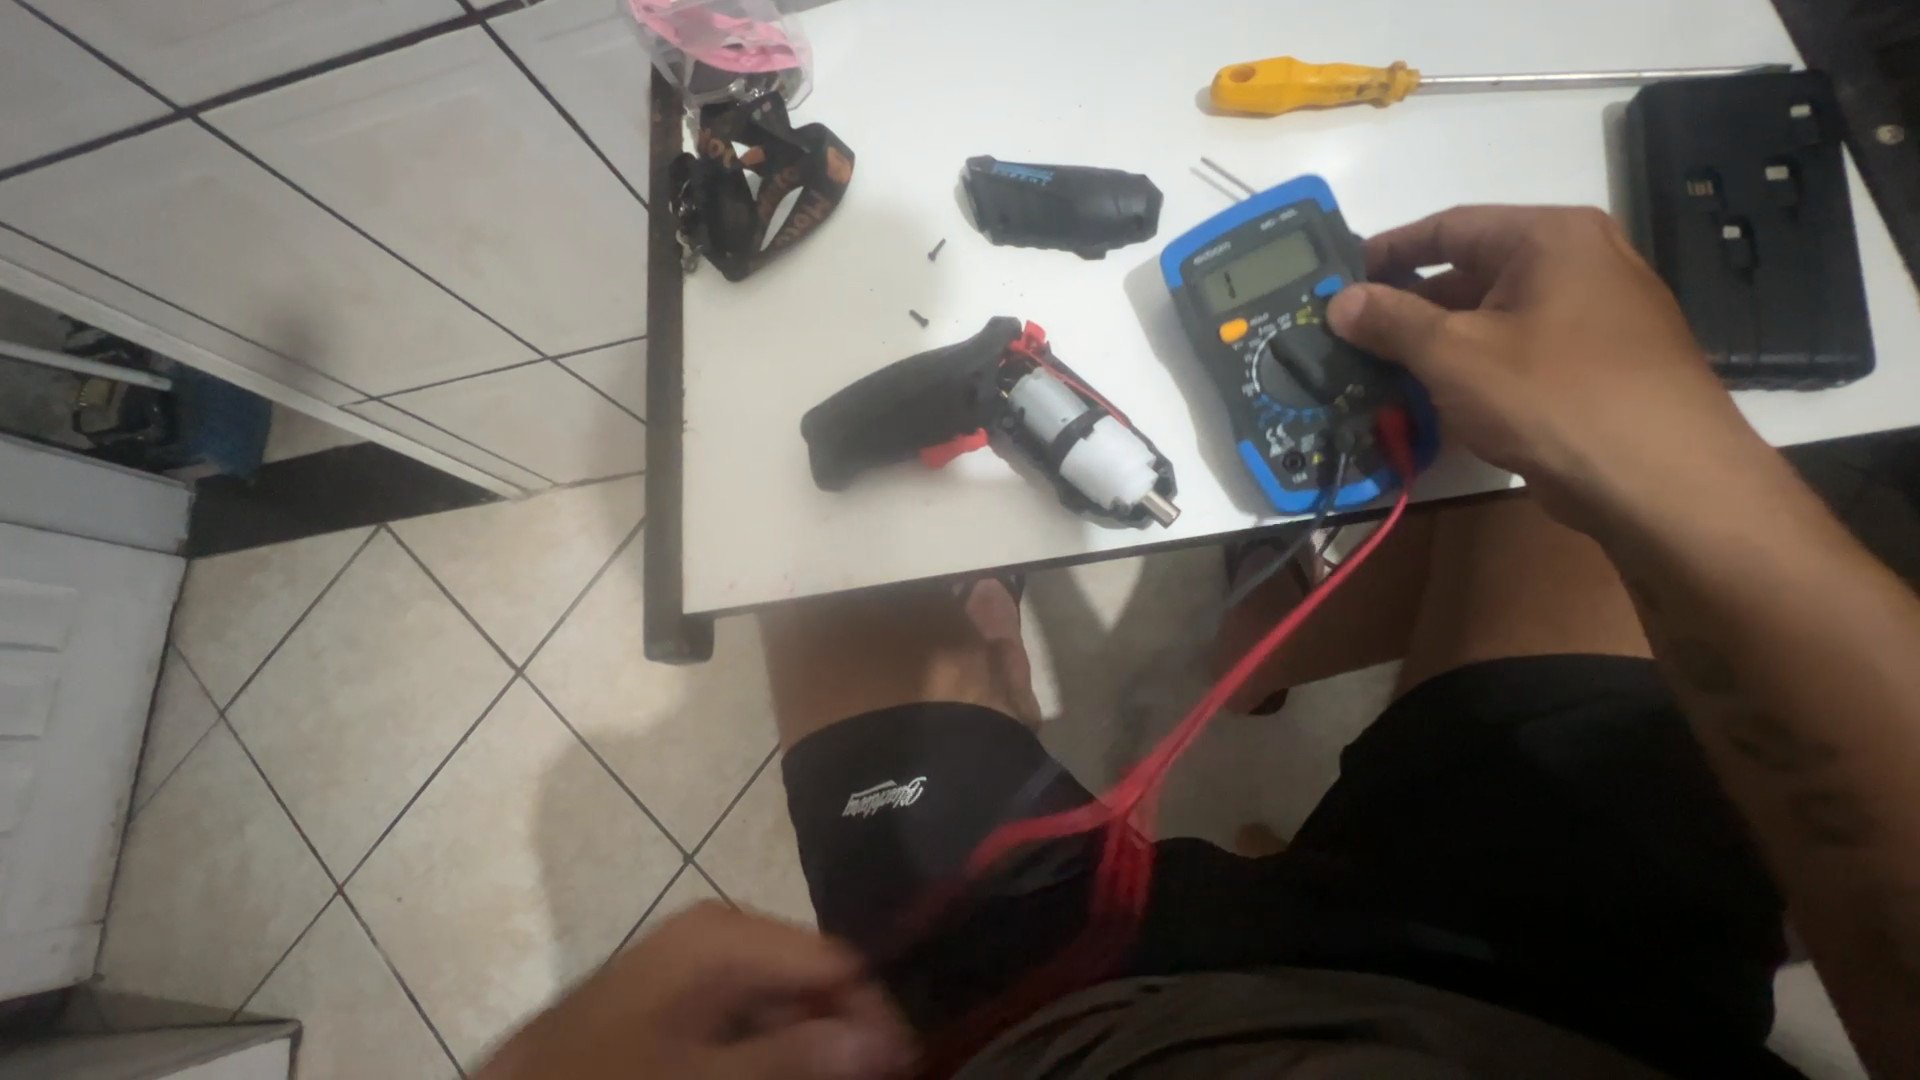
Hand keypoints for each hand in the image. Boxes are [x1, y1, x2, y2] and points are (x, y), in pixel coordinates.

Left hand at [476, 903, 913, 1079]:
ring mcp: (696, 961)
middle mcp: (718, 934)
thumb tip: (885, 1039)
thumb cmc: (606, 1079)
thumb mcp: (701, 1077)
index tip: (902, 1070)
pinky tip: (768, 1073)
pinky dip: (765, 1051)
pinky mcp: (679, 993)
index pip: (836, 961)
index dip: (873, 1016)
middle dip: (838, 1038)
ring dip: (805, 1049)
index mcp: (726, 936)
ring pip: (781, 1003)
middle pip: (810, 980)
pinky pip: (744, 1016)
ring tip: (825, 1077)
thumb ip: (794, 1059)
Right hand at [1327, 206, 1766, 528]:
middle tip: (1346, 335)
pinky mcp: (1586, 364)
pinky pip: (1508, 350)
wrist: (1654, 477)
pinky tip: (1424, 396)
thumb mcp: (1453, 353)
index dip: (1386, 251)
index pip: (1448, 226)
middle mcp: (1574, 263)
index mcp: (1547, 238)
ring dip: (1427, 340)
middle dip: (1402, 304)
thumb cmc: (1550, 394)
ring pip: (1485, 315)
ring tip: (1372, 369)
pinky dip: (1462, 366)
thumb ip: (1390, 321)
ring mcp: (1585, 315)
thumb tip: (1339, 301)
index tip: (1337, 280)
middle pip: (1466, 270)